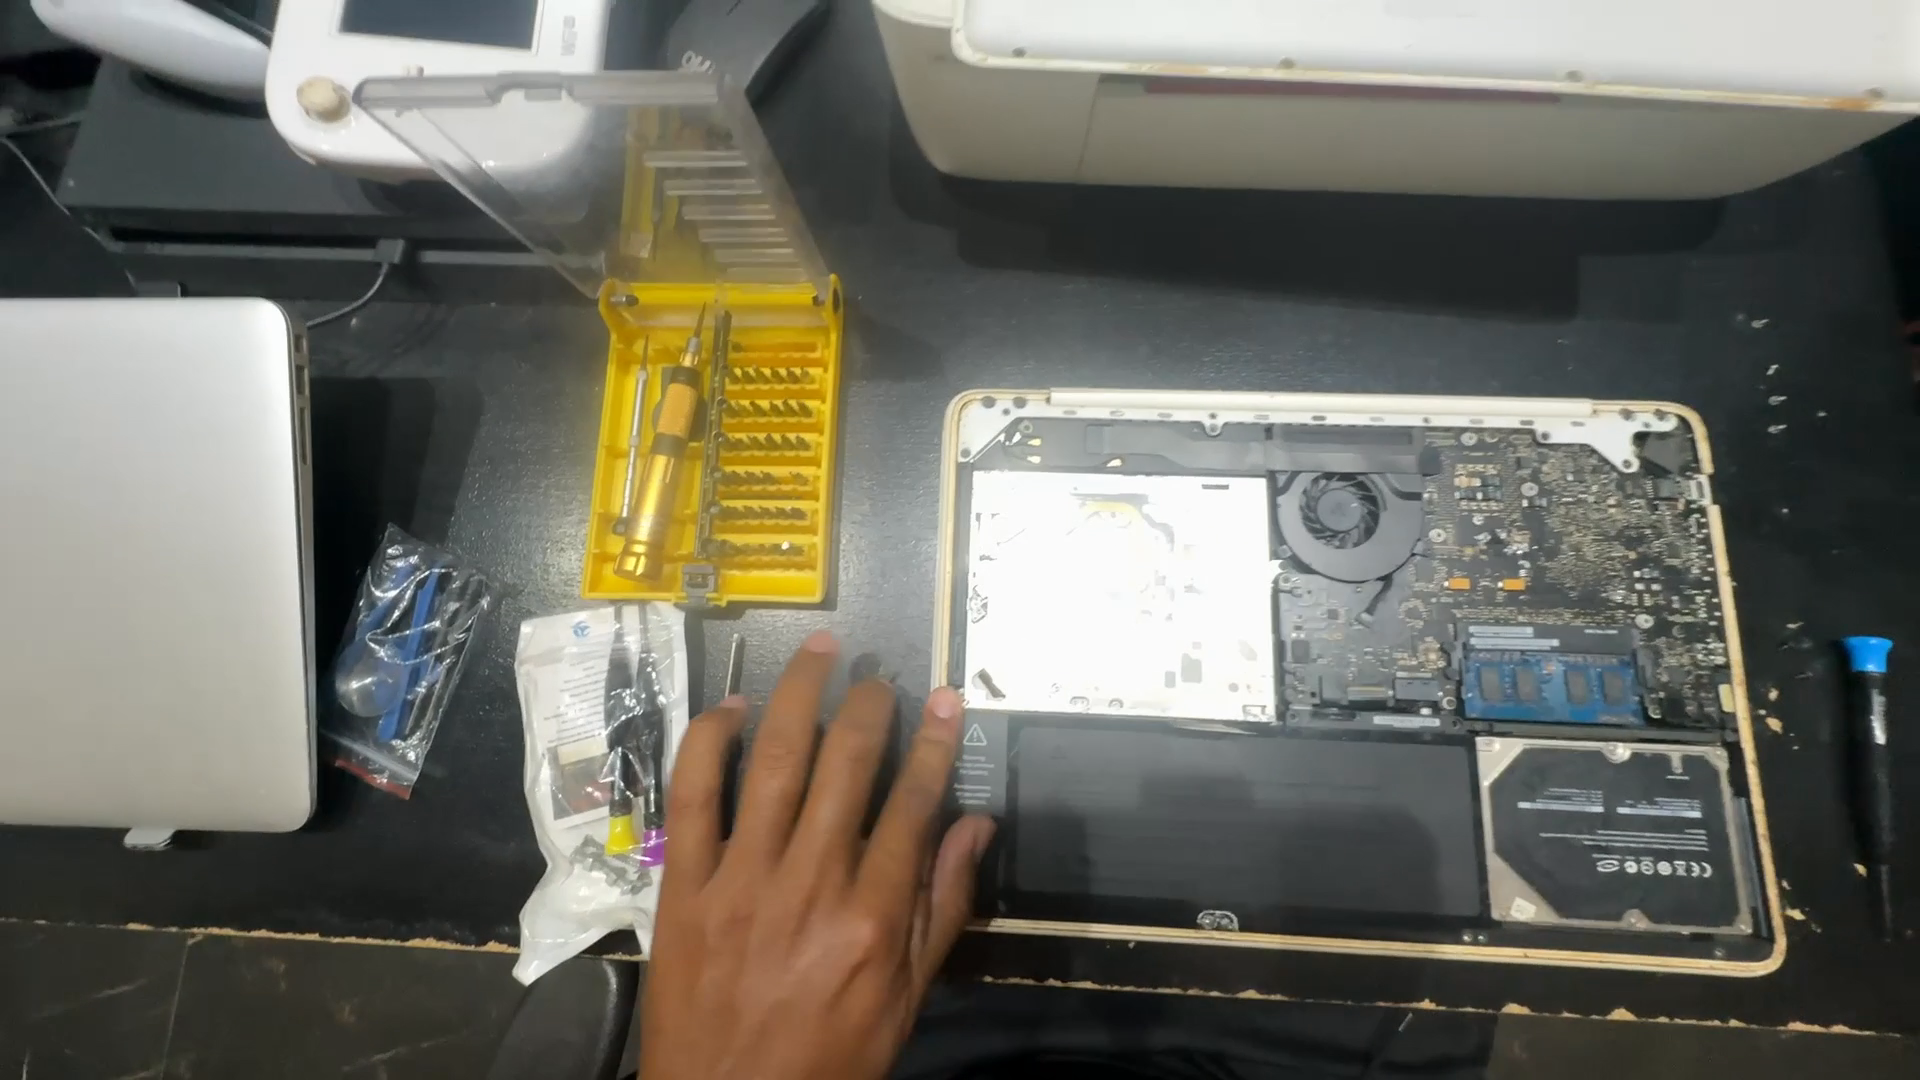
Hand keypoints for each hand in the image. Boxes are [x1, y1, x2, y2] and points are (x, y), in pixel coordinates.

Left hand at [640, 630, 996, 1079]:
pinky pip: (692, 796)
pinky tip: (733, 706)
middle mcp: (811, 883)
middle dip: (870, 704)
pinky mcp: (683, 885)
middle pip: (847, 764)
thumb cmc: (831, 1052)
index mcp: (873, 916)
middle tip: (879, 675)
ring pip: (774, 761)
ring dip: (800, 693)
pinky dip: (710, 741)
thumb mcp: (908, 996)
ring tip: (820, 650)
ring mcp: (740, 879)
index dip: (937, 742)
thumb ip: (946, 904)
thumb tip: (978, 823)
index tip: (946, 699)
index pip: (915, 803)